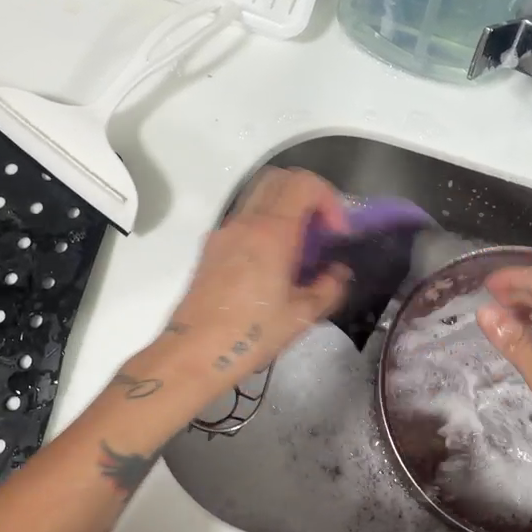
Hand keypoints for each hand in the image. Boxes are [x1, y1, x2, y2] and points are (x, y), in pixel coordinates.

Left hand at [155, 168, 350, 400]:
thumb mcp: (303, 316)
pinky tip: (274, 264)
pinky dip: (266, 224)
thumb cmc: (251, 334)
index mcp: (271, 232)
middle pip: (280, 178)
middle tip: (322, 229)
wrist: (194, 353)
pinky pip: (245, 218)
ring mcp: (224, 232)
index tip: (337, 234)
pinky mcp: (212, 248)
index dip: (329, 200)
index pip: (304, 184)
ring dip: (286, 208)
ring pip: (260, 196)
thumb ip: (329, 286)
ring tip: (300, 248)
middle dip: (309, 196)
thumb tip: (337, 272)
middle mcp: (245, 222)